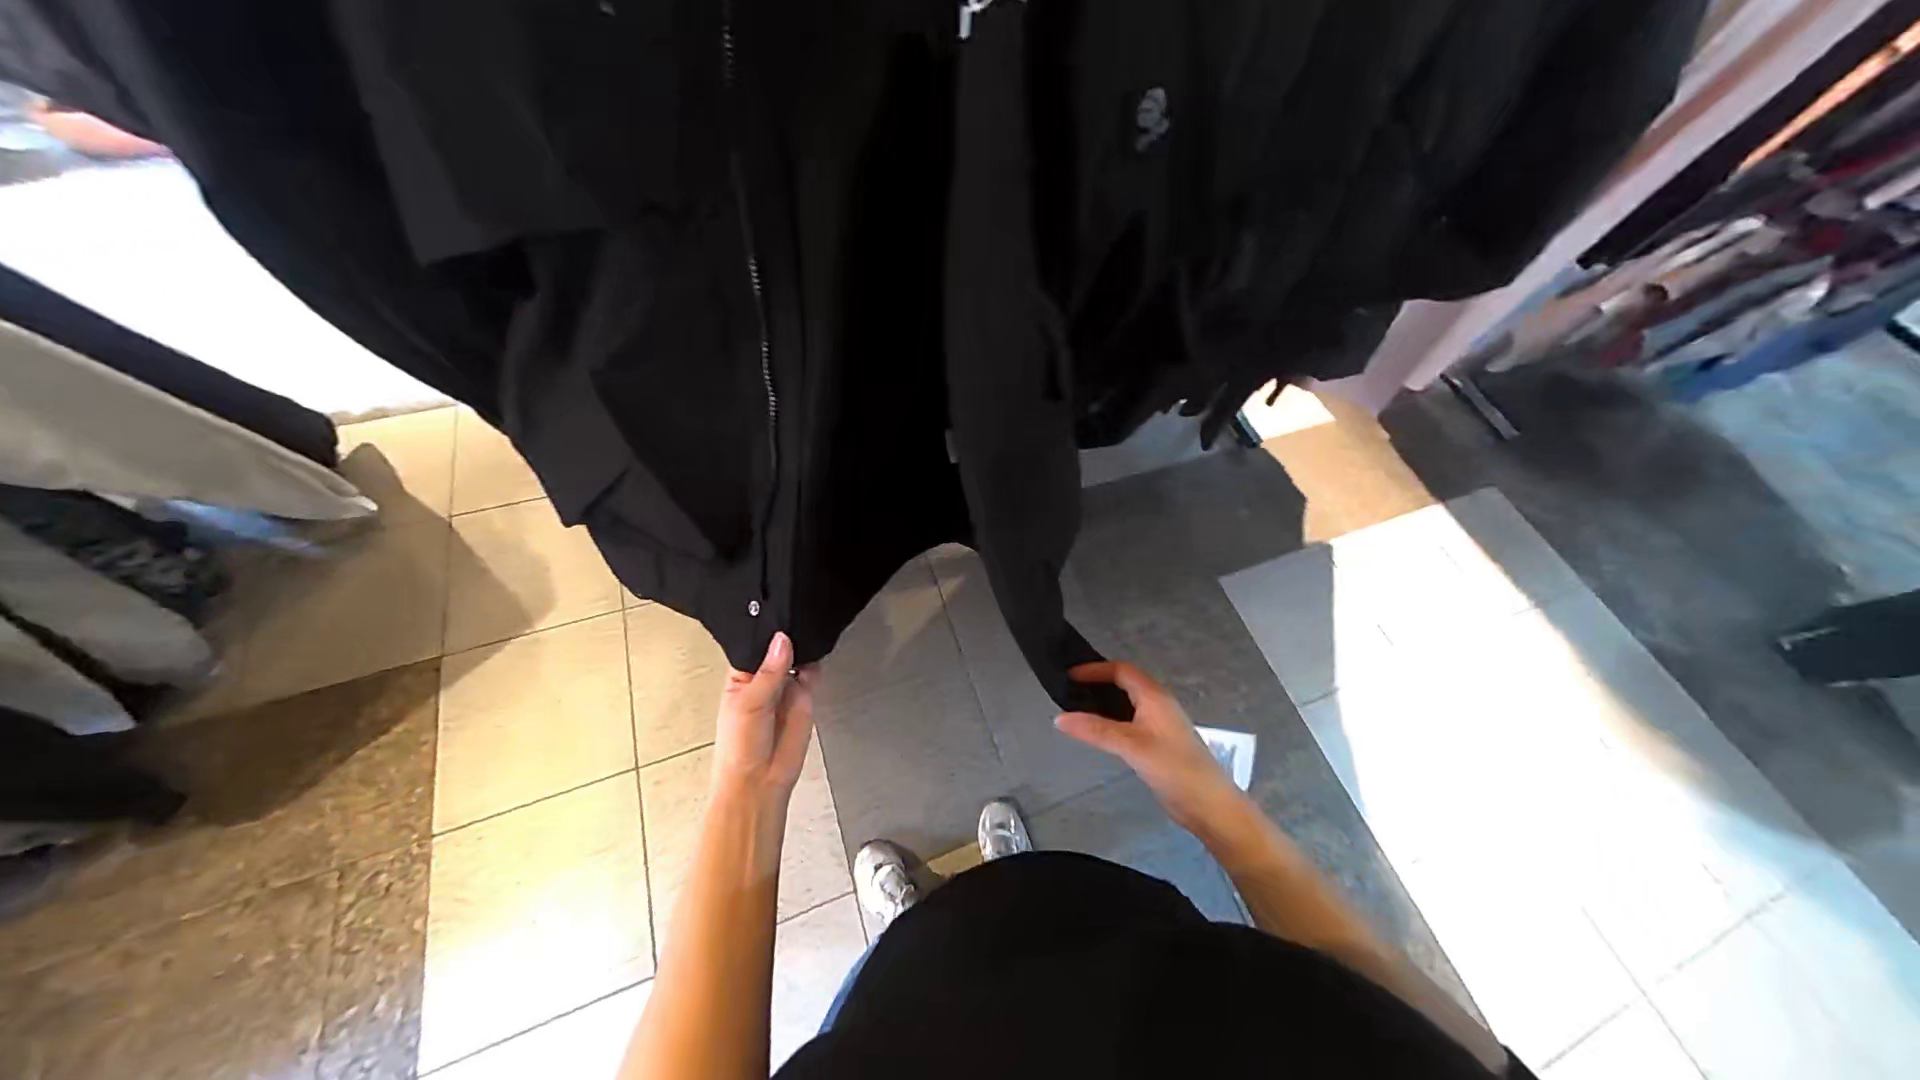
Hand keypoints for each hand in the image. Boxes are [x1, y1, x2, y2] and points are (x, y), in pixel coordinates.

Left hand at [711, 632, 815, 800]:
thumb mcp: (749, 703)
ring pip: (796, 658)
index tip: (775, 612)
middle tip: (795, 617)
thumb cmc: (740, 747)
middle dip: (786, 637)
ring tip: (807, 633)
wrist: (761, 782)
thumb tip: (782, 640)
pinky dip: (816, 663)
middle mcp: (763, 679)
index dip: (764, 632)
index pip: (753, 646)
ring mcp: (785, 687)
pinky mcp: (805, 697)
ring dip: (802, 647)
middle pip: (777, 650)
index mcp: (741, 677)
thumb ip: (769, 671)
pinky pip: (812, 673)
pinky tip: (817, 651)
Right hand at [1055, 662, 1248, 833]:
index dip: (1095, 669)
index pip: (1121, 670)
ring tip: (1077, 710)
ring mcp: (1160, 725)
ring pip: (1128, 703)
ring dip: (1104, 703)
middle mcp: (1158, 705)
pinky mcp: (1159, 744)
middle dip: (1098, 683)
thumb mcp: (1132, 746)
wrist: (1210, 805)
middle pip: (1125, 683)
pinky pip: (1131, 722)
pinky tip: (1099, 734)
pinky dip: (1112, 720)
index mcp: (1155, 697)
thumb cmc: (1174, 768)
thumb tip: (1059, 718)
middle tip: (1069, 691)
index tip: (1069, 675)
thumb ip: (1096, 730)